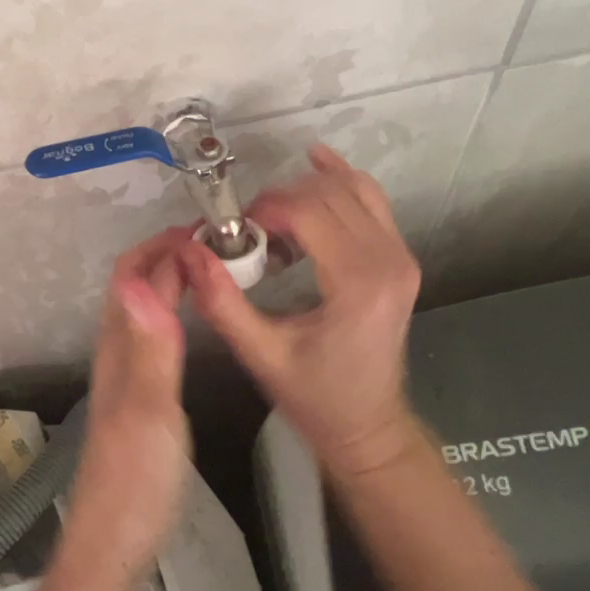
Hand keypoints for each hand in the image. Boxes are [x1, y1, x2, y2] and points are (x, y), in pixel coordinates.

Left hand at [72, 226, 194, 555]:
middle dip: (165, 255)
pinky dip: (172, 313)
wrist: (113, 547)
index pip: (133, 277)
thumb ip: (150, 347)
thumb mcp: (150, 411)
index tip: (207, 230)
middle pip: (131, 287)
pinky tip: (193, 326)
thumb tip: (140, 278)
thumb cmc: (136, 482)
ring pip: (140, 310)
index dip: (163, 246)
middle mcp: (115, 355)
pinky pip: (150, 337)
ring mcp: (123, 378)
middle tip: (214, 244)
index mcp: (119, 350)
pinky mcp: (135, 401)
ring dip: (168, 281)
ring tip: (209, 271)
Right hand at [181, 144, 420, 478]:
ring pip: (354, 188)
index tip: (235, 230)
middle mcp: (388, 261)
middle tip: (247, 230)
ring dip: (307, 189)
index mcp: (357, 284)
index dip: (265, 209)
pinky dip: (342, 180)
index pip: (309, 212)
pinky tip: (316, 164)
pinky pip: (373, 201)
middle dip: (281, 199)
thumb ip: (222, 303)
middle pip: (329, 194)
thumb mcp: (260, 355)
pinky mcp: (400, 258)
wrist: (367, 425)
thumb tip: (188, 253)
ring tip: (271, 219)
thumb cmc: (314, 397)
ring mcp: (401, 256)